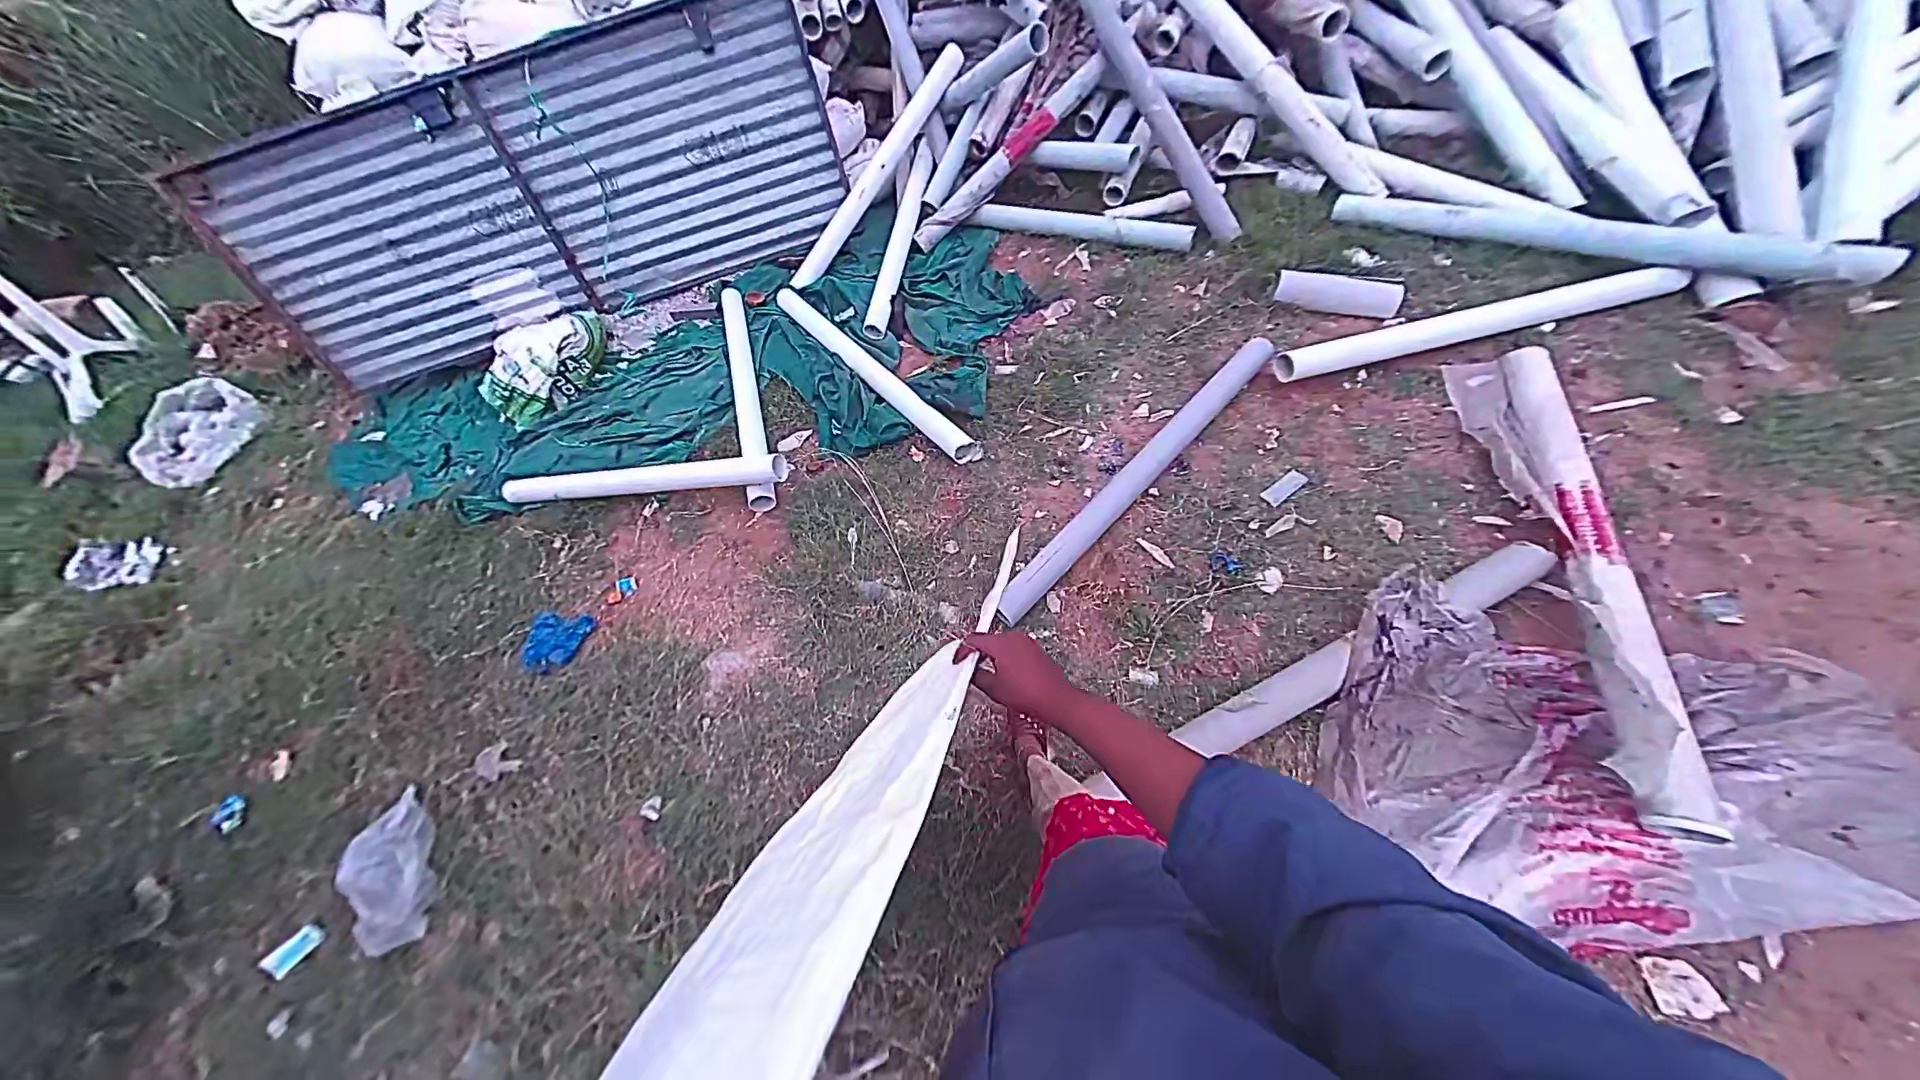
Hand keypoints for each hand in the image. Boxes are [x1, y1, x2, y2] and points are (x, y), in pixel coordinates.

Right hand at [956, 631, 1082, 720]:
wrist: (1055, 699)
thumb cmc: (1028, 694)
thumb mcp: (994, 688)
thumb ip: (978, 676)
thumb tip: (973, 673)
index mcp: (1001, 644)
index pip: (974, 640)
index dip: (963, 651)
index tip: (959, 659)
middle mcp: (1014, 638)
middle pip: (988, 639)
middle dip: (977, 651)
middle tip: (969, 665)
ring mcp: (1026, 642)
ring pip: (1001, 643)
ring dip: (991, 653)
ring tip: (987, 670)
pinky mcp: (1034, 649)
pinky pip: (1013, 647)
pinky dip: (1005, 655)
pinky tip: (1004, 671)